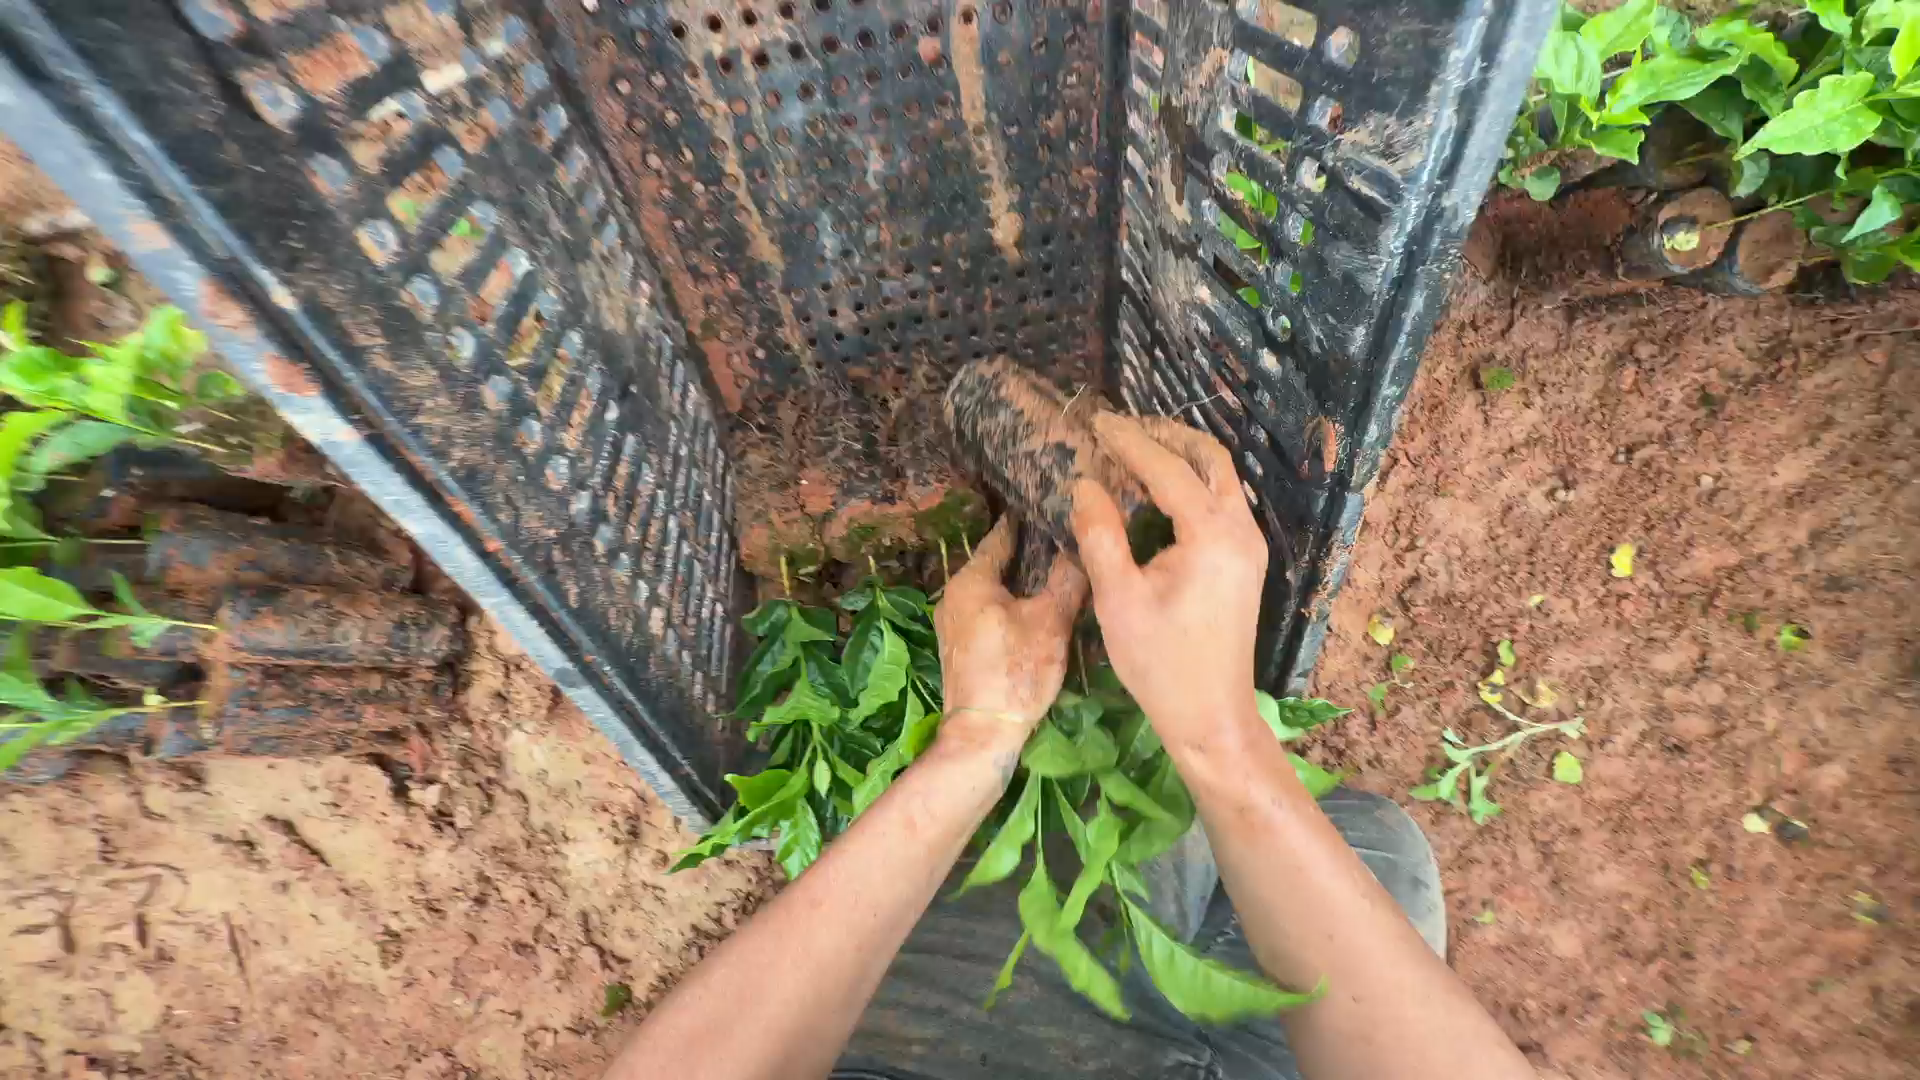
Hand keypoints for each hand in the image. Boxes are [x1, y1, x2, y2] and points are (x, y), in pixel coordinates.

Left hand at [933, 517, 1087, 749]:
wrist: (983, 734)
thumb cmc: (1016, 671)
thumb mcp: (1051, 622)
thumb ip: (1067, 580)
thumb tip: (1083, 545)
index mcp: (969, 581)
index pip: (1000, 536)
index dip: (1027, 523)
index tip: (1052, 509)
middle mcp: (953, 595)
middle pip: (995, 563)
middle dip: (1027, 554)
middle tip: (1064, 542)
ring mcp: (952, 623)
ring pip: (991, 590)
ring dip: (1019, 582)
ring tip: (1057, 574)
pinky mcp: (959, 646)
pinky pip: (987, 611)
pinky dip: (1010, 604)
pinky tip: (1036, 610)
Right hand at [1071, 412, 1267, 748]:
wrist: (1210, 715)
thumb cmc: (1160, 663)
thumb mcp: (1117, 599)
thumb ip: (1100, 535)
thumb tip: (1086, 485)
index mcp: (1211, 536)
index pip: (1169, 470)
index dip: (1131, 442)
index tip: (1098, 423)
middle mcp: (1241, 532)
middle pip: (1211, 458)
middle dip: (1166, 435)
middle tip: (1122, 428)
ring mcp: (1249, 546)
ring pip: (1222, 477)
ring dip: (1182, 455)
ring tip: (1136, 447)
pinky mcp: (1245, 562)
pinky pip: (1222, 501)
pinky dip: (1191, 481)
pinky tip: (1159, 489)